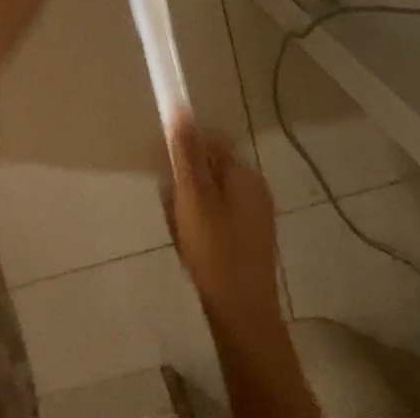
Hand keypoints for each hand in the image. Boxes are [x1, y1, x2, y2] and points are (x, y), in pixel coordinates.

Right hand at [162, 120, 279, 316]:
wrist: (241, 311)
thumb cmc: (214, 248)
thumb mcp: (192, 196)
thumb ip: (186, 152)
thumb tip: (180, 109)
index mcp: (244, 175)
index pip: (209, 142)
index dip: (183, 153)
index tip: (165, 173)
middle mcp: (255, 189)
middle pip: (208, 169)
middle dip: (183, 183)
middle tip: (171, 207)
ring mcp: (255, 216)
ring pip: (209, 195)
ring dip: (188, 206)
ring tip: (179, 231)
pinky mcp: (249, 239)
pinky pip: (217, 218)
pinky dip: (199, 225)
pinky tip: (190, 245)